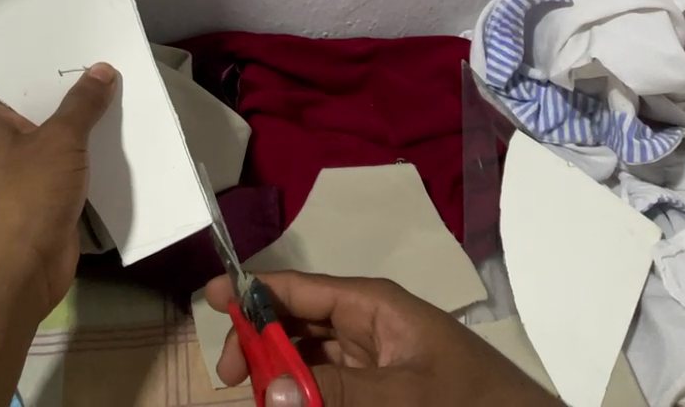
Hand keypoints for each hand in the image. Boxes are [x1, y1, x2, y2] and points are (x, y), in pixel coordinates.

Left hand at [0, 62, 117, 319]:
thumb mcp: (60, 140)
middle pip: (53, 115)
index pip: (32, 86)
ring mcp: (29, 179)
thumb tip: (102, 68)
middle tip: (125, 72)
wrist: (15, 276)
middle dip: (86, 102)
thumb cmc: (27, 196)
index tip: (99, 52)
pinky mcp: (49, 206)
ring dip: (95, 134)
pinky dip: (97, 164)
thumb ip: (83, 104)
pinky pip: (77, 175)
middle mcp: (9, 148)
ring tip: (133, 102)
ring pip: (68, 147)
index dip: (64, 71)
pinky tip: (127, 147)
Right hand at [205, 271, 554, 406]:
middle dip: (261, 344)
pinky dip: (307, 394)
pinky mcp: (380, 393)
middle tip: (231, 378)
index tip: (210, 301)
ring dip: (281, 376)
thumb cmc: (474, 400)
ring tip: (253, 393)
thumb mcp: (407, 397)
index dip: (254, 291)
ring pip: (309, 360)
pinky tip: (290, 402)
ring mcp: (373, 362)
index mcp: (372, 304)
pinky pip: (330, 387)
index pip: (300, 289)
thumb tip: (272, 391)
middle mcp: (366, 326)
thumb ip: (339, 393)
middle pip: (297, 325)